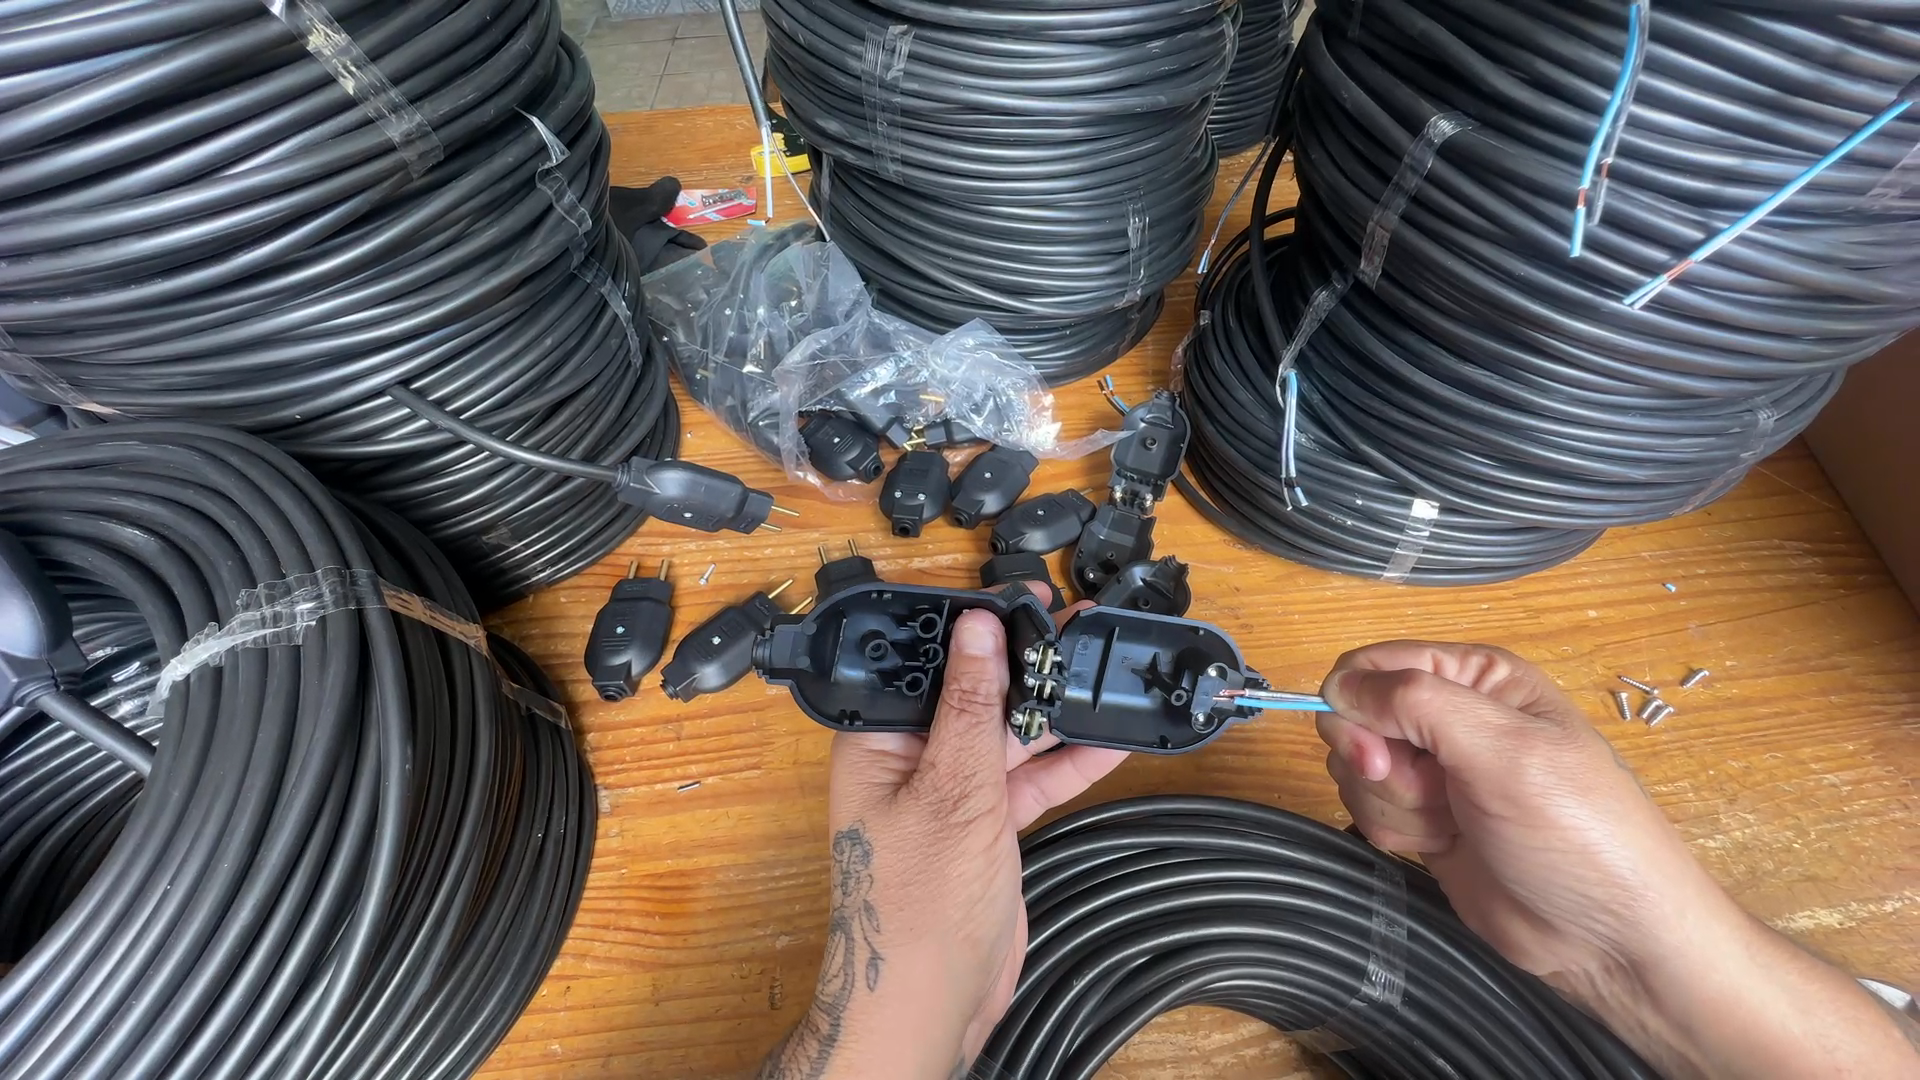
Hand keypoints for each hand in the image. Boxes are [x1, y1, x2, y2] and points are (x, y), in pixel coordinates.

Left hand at [759, 603, 1126, 1079]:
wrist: (934, 1004)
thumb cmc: (918, 902)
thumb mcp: (952, 790)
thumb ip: (970, 707)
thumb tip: (977, 629)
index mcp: (881, 737)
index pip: (925, 661)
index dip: (973, 625)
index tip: (1021, 599)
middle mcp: (915, 755)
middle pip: (974, 691)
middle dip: (1024, 661)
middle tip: (1073, 624)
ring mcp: (955, 788)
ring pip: (1008, 731)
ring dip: (1052, 707)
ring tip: (1098, 666)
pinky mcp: (989, 819)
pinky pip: (1030, 777)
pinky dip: (1067, 761)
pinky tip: (1108, 738)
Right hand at [1317, 641, 1918, 1078]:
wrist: (1611, 946)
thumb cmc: (1576, 835)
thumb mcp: (1503, 751)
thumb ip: (1413, 702)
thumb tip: (1333, 689)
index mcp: (1473, 677)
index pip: (1368, 666)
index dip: (1354, 704)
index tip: (1376, 754)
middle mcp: (1445, 712)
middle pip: (1352, 714)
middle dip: (1375, 760)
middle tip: (1424, 794)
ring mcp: (1431, 766)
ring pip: (1354, 762)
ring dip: (1389, 800)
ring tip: (1448, 825)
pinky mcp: (1419, 813)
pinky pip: (1365, 803)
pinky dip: (1394, 827)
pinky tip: (1441, 844)